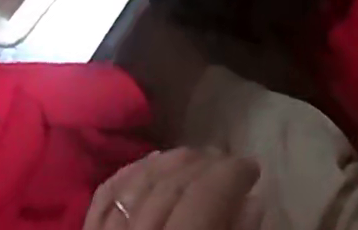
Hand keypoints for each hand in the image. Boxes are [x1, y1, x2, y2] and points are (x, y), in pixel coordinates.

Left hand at [85, 148, 263, 229]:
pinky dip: (128, 175)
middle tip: (228, 158)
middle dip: (202, 166)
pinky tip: (149, 163)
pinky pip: (103, 197)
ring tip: (195, 155)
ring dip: (168, 163)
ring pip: (136, 184)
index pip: (203, 200)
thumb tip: (254, 201)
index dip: (231, 176)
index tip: (253, 165)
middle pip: (169, 187)